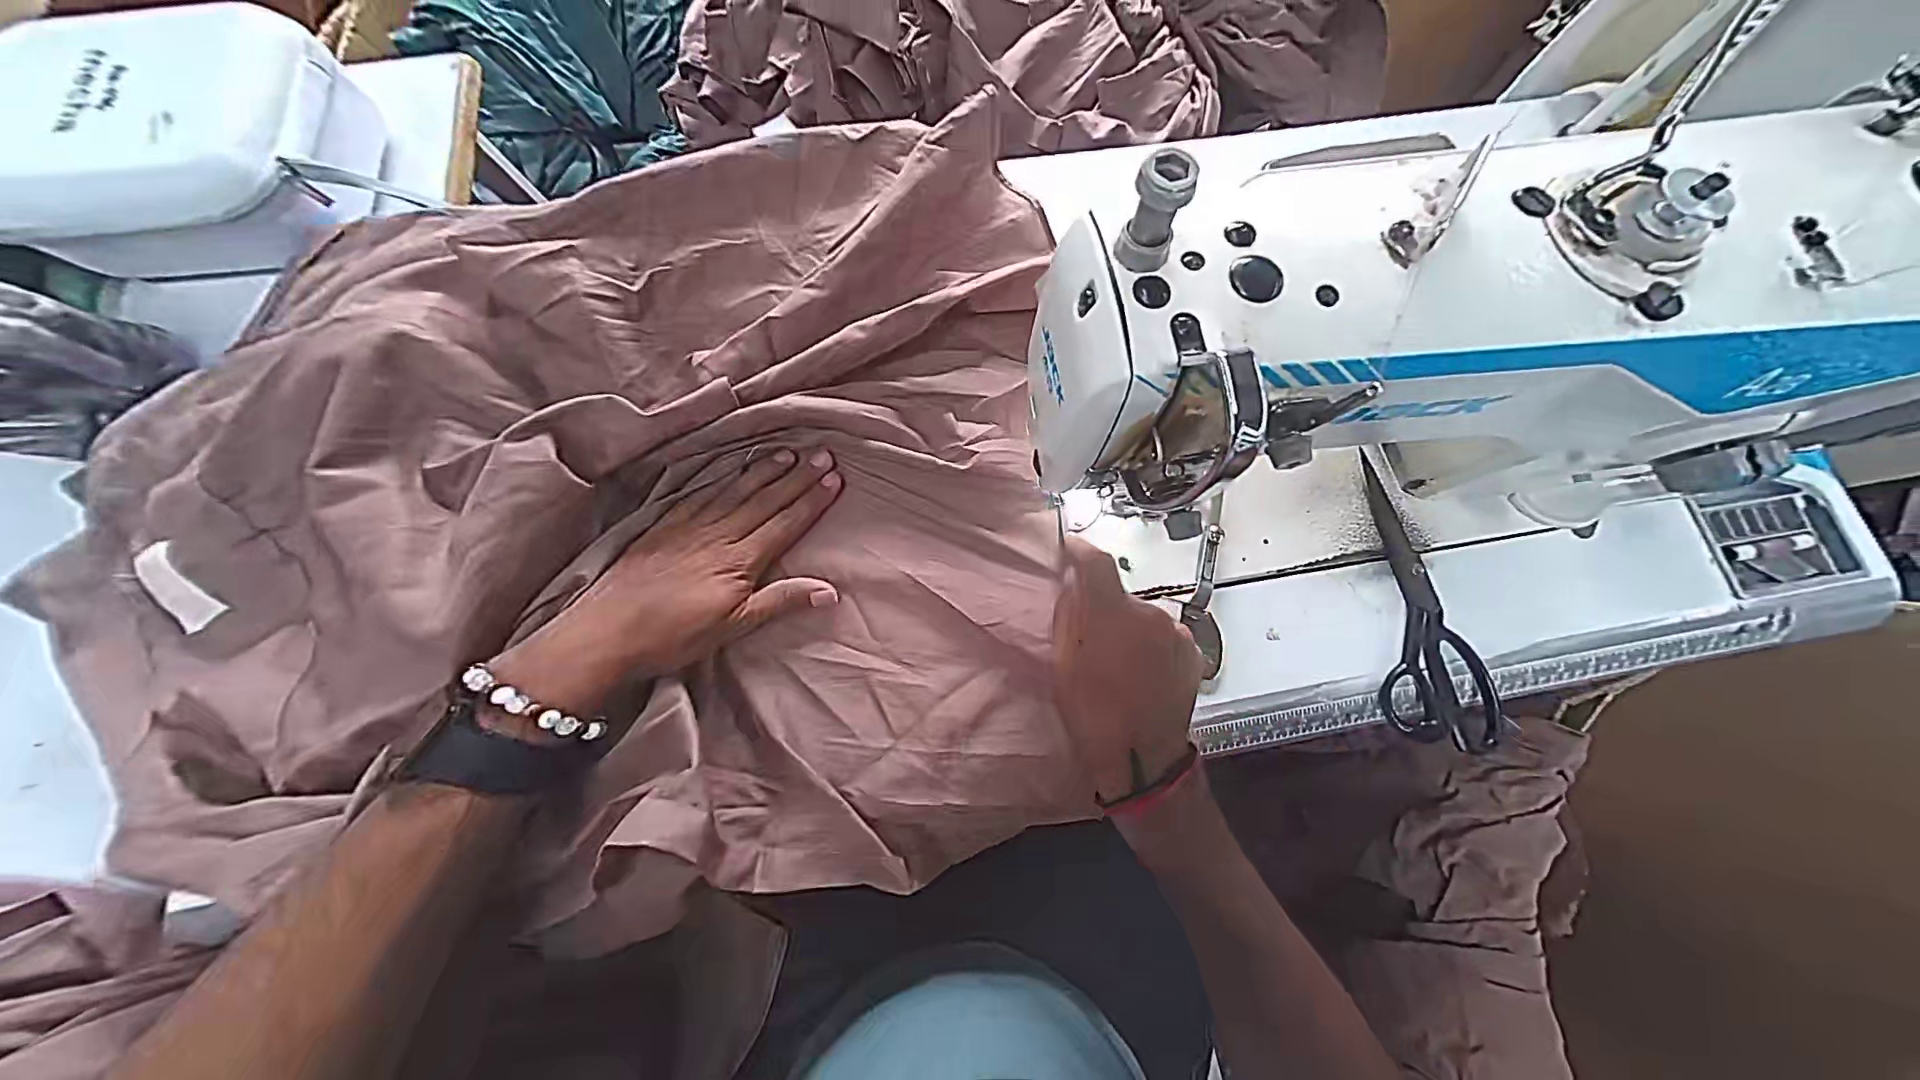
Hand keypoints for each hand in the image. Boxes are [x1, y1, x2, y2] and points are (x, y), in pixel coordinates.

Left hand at [490, 448, 842, 721]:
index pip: (785, 523)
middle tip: (822, 454)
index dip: (811, 501)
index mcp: (739, 561)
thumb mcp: (733, 627)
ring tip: (787, 452)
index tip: (834, 479)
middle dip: (797, 477)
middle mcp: (718, 535)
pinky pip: (701, 492)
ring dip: (764, 471)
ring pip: (736, 491)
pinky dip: (722, 477)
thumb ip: (780, 601)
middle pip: (766, 500)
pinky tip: (733, 468)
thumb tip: (830, 590)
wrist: (606, 631)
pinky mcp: (665, 526)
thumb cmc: (673, 636)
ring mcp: (690, 527)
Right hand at [1053, 537, 1204, 803]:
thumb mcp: (1063, 665)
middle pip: (1119, 595)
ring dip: (1130, 628)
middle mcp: (1149, 614)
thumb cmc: (1094, 717)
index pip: (1095, 562)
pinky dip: (1150, 644)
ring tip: (1118, 664)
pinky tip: (1141, 672)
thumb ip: (1069, 617)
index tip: (1069, 548)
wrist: (1142, 759)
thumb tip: (1074, 588)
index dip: (1079, 549)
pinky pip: (1163, 635)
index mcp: (1111, 614)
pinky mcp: (1190, 649)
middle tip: (1091, 637)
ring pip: (1142, 616)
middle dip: (1104, 608)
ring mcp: (1174, 632)